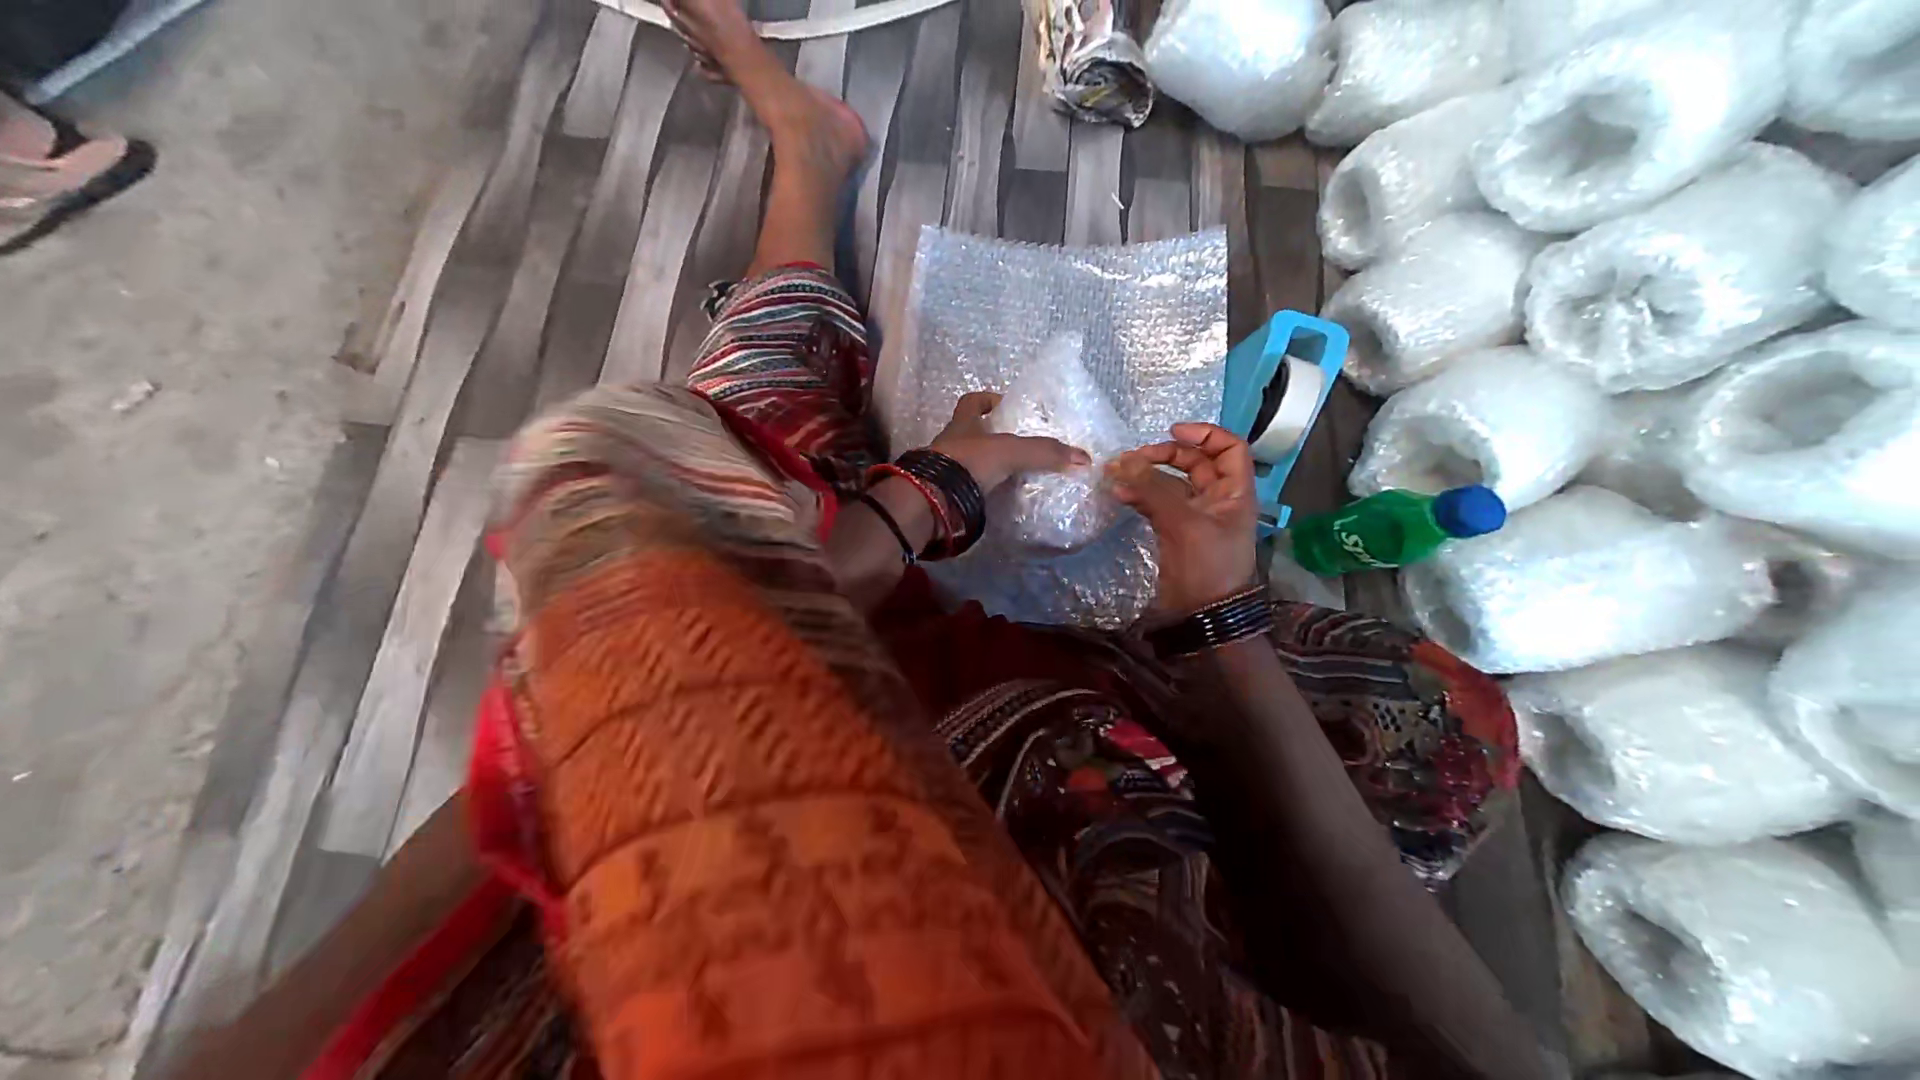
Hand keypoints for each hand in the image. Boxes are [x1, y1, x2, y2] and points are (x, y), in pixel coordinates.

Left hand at [929, 392, 1089, 492]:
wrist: (933, 499)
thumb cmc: (968, 462)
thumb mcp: (1011, 451)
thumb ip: (1045, 453)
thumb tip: (1084, 458)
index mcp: (961, 424)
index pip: (972, 402)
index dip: (988, 400)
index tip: (1005, 406)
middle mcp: (949, 444)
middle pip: (970, 434)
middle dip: (990, 438)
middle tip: (1016, 446)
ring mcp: (944, 471)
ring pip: (967, 463)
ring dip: (985, 467)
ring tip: (1012, 475)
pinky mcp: (944, 495)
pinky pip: (965, 489)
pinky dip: (980, 492)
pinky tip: (997, 498)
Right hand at [1107, 423, 1258, 615]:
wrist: (1203, 615)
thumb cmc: (1207, 567)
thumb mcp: (1184, 524)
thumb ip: (1153, 490)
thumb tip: (1122, 462)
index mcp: (1235, 492)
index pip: (1229, 448)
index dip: (1205, 434)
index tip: (1172, 431)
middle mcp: (1217, 499)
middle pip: (1195, 462)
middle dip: (1165, 455)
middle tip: (1136, 458)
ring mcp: (1194, 516)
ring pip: (1171, 483)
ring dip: (1146, 476)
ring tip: (1118, 475)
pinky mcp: (1174, 531)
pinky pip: (1157, 504)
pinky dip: (1140, 496)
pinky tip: (1120, 495)